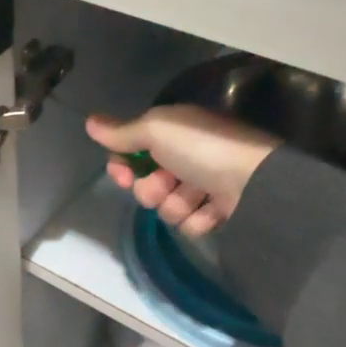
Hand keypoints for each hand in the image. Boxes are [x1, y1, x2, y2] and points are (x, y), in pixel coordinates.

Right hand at [86, 106, 279, 235]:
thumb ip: (121, 132)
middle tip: (167, 183)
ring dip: (176, 204)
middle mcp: (187, 158)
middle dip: (151, 188)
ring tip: (196, 196)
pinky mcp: (220, 213)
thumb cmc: (202, 147)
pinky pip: (191, 224)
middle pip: (147, 184)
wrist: (255, 179)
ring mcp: (204, 186)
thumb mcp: (156, 129)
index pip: (133, 153)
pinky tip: (213, 211)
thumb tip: (90, 122)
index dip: (123, 167)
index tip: (123, 174)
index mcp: (174, 134)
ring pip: (168, 207)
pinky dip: (198, 219)